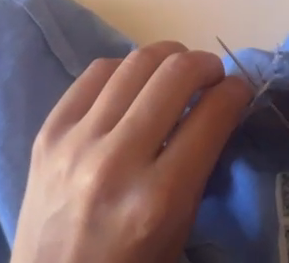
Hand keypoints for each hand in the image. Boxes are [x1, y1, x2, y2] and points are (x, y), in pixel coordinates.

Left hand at [9, 41, 251, 262]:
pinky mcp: (49, 131)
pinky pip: (96, 72)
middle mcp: (117, 162)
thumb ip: (198, 168)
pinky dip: (125, 68)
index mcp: (158, 200)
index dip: (234, 92)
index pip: (211, 116)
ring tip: (177, 70)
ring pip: (135, 62)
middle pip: (174, 75)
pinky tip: (134, 82)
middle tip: (211, 75)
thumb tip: (216, 106)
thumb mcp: (177, 231)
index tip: (239, 89)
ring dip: (168, 57)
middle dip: (205, 64)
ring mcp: (77, 142)